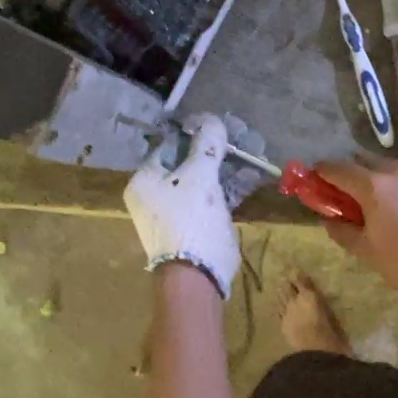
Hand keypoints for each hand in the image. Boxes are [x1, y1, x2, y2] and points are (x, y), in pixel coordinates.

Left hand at [125, 115, 239, 299]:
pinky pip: (213, 198)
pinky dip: (230, 186)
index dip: (193, 132)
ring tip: (253, 150)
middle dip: (215, 149)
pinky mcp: (197, 226)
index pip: (167, 146)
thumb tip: (211, 120)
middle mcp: (156, 196)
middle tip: (241, 135)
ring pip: (204, 180)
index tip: (217, 124)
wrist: (197, 276)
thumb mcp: (199, 176)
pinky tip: (252, 174)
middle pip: (187, 162)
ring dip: (227, 166)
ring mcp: (177, 212)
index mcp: (145, 181)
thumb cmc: (190, 220)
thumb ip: (206, 146)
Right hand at [315, 160, 397, 323]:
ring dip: (374, 181)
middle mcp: (396, 172)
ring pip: (387, 170)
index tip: (312, 180)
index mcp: (374, 186)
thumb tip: (327, 218)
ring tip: (373, 207)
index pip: (336, 168)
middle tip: (341, 196)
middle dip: (348, 174)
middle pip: (362, 162)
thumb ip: (341, 230)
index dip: (320, 173)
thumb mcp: (367, 252)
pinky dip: (397, 190)